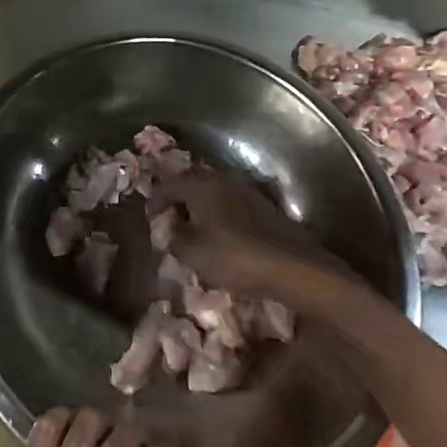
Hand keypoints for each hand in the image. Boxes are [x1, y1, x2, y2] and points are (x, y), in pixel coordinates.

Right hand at [151, 170, 354, 303]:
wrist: (295, 268)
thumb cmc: (234, 258)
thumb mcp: (191, 253)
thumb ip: (172, 236)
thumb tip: (168, 227)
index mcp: (199, 185)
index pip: (165, 185)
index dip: (154, 203)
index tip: (152, 223)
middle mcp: (221, 178)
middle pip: (190, 184)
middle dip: (178, 201)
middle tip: (172, 224)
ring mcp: (246, 189)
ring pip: (213, 192)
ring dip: (201, 207)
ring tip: (196, 231)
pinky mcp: (265, 204)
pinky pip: (232, 203)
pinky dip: (221, 214)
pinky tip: (223, 235)